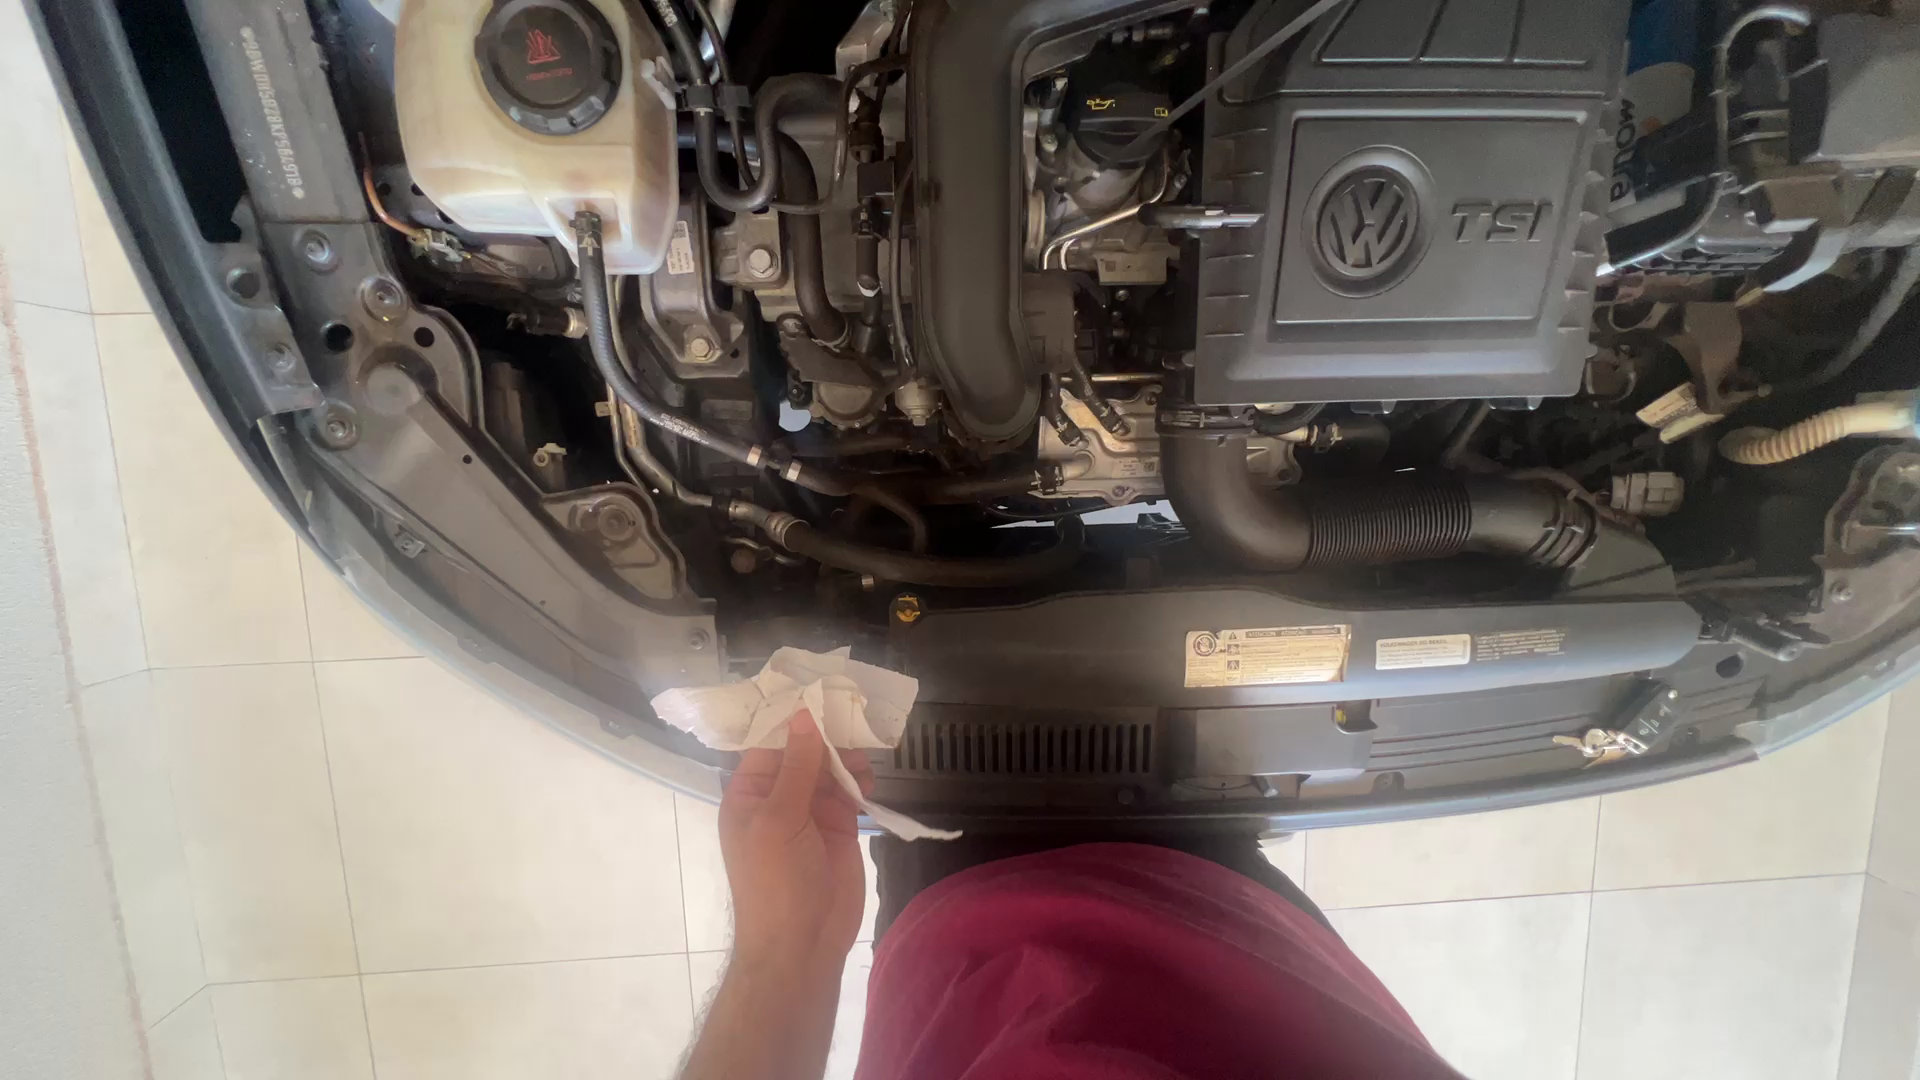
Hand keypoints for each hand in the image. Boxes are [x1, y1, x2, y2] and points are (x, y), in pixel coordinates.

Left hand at [719, 709, 874, 973]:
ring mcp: (809, 809)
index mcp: (749, 792)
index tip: (819, 690)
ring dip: (846, 757)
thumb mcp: (779, 818)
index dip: (792, 718)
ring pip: (829, 766)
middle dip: (825, 734)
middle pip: (803, 750)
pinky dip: (859, 779)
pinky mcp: (838, 823)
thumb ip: (797, 765)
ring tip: (861, 759)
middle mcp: (778, 795)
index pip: (769, 742)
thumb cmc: (775, 881)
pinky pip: (849, 788)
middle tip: (852, 714)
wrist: (803, 943)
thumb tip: (804, 715)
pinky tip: (867, 781)